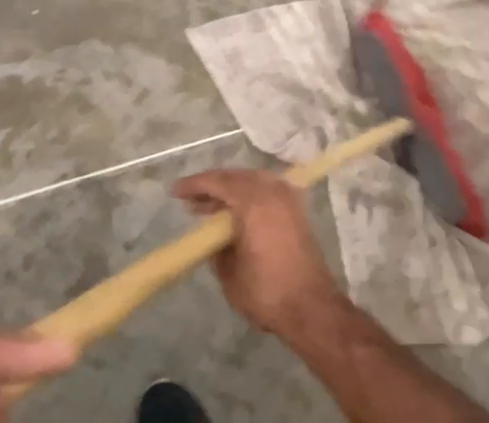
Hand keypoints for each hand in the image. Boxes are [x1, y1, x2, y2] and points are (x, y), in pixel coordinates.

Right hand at [173, 169, 343, 336]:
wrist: (313, 310)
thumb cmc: (267, 292)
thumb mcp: (228, 273)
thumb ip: (217, 247)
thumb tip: (215, 238)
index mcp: (253, 202)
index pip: (217, 181)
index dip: (193, 185)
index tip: (175, 192)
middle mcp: (272, 193)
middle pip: (235, 177)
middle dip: (212, 186)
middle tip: (191, 201)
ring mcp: (288, 201)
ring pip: (252, 182)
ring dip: (231, 190)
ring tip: (211, 209)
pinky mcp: (298, 214)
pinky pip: (267, 192)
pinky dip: (249, 197)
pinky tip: (237, 214)